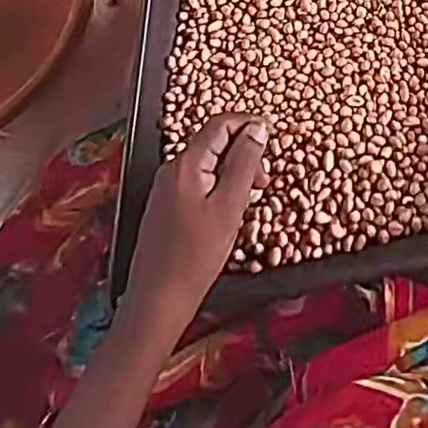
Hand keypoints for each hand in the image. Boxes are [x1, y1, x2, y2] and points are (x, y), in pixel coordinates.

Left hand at [125, 114, 266, 318]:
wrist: (156, 304)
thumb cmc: (195, 257)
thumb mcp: (230, 204)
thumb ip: (245, 161)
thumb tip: (258, 127)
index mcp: (186, 164)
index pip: (221, 124)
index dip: (249, 123)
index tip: (272, 135)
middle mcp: (172, 169)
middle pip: (214, 141)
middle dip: (244, 150)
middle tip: (264, 179)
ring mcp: (166, 188)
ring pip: (208, 162)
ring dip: (234, 170)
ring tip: (250, 196)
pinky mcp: (166, 206)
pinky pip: (199, 180)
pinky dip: (220, 185)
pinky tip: (230, 209)